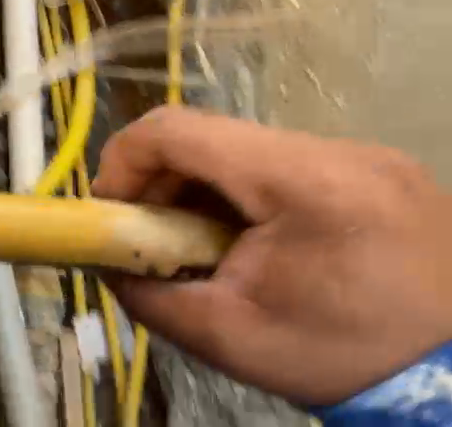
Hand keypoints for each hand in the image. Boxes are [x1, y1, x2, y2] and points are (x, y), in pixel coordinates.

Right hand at [94, 107, 451, 405]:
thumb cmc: (351, 361)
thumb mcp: (227, 335)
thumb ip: (146, 291)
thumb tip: (105, 260)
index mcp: (302, 179)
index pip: (172, 130)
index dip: (121, 162)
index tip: (114, 210)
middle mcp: (339, 152)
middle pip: (207, 136)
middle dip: (161, 181)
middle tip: (152, 232)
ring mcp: (371, 160)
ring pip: (242, 149)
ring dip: (203, 187)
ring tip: (204, 240)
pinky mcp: (386, 176)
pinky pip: (285, 165)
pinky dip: (248, 195)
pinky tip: (256, 240)